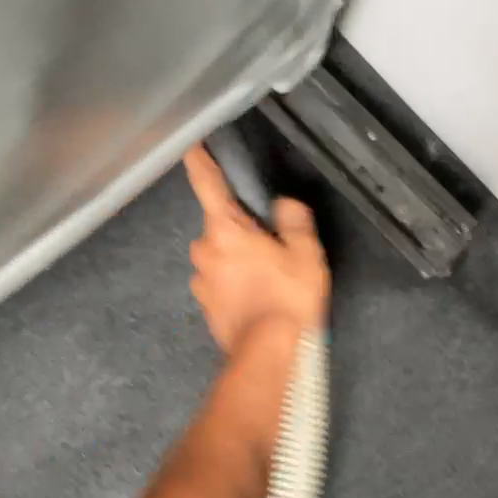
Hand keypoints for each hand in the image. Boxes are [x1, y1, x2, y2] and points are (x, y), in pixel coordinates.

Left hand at [183, 143, 328, 353]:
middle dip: (240, 230)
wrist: (267, 355)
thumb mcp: (306, 255)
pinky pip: (221, 283)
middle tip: (272, 244)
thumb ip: (295, 222)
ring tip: (269, 278)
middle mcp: (204, 250)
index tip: (191, 143)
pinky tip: (260, 299)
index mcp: (225, 230)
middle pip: (220, 227)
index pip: (207, 184)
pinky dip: (236, 285)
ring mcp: (201, 281)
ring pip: (220, 258)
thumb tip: (285, 205)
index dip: (199, 160)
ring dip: (238, 261)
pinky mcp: (206, 307)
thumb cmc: (287, 298)